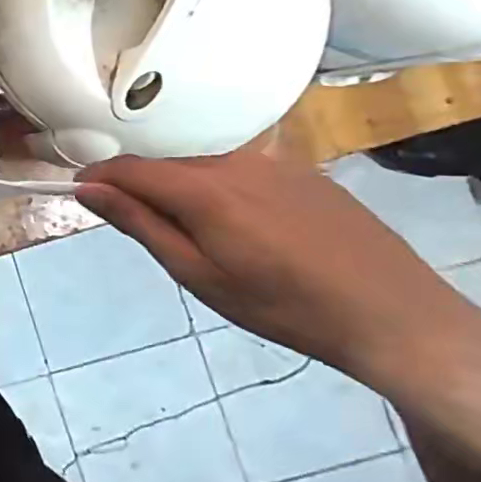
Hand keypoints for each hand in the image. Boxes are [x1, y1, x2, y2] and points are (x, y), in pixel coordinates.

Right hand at [76, 148, 480, 402]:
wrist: (400, 319)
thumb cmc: (284, 307)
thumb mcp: (197, 274)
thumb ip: (139, 224)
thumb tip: (88, 189)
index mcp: (204, 189)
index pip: (128, 168)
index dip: (97, 178)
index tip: (80, 196)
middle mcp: (234, 163)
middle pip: (163, 165)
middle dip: (139, 189)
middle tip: (145, 233)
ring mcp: (274, 164)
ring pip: (200, 167)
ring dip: (179, 190)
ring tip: (198, 238)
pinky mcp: (304, 173)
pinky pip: (238, 171)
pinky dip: (218, 190)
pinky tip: (245, 230)